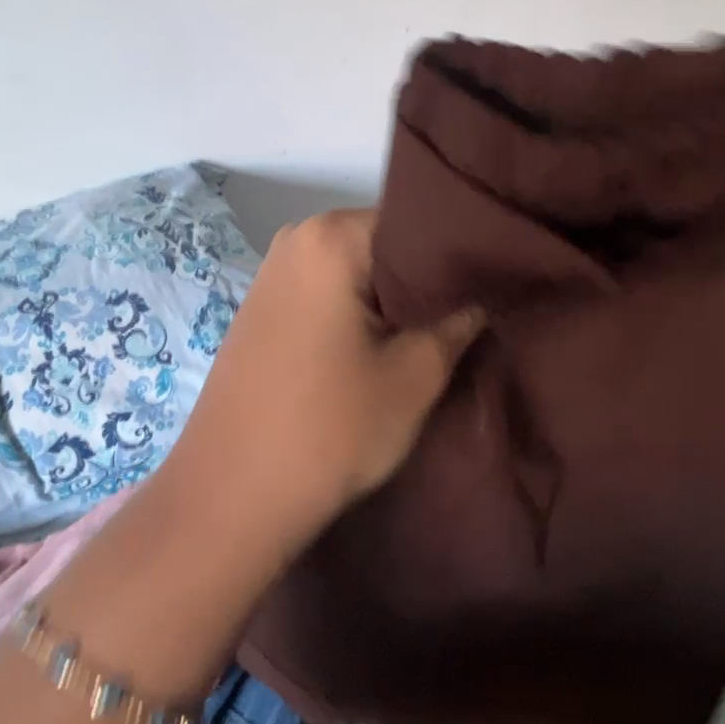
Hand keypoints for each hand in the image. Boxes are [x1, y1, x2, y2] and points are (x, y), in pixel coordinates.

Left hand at [175, 208, 484, 512]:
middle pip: (385, 246)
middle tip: (471, 315)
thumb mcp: (415, 377)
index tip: (494, 288)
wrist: (231, 498)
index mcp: (331, 237)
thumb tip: (485, 299)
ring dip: (392, 302)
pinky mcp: (260, 311)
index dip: (461, 259)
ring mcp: (272, 275)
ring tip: (432, 335)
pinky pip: (327, 294)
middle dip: (427, 281)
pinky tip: (381, 349)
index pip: (419, 224)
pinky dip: (358, 315)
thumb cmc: (329, 430)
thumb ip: (459, 324)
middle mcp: (296, 239)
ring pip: (356, 273)